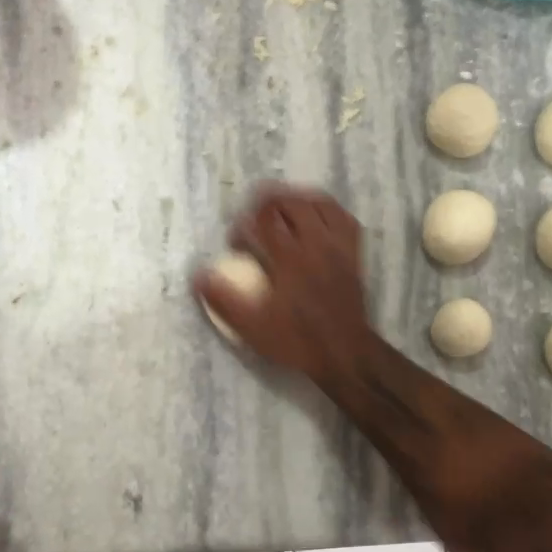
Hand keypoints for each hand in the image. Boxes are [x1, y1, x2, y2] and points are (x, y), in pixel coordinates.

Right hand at [194, 182, 372, 378]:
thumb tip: (197, 275)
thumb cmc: (298, 341)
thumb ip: (224, 300)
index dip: (245, 223)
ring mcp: (338, 246)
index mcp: (290, 258)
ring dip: (297, 199)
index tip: (236, 241)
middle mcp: (315, 244)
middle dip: (267, 203)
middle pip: (291, 203)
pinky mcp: (354, 254)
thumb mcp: (254, 328)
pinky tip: (316, 216)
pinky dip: (328, 210)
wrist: (344, 352)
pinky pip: (344, 217)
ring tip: (281, 208)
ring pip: (319, 203)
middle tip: (252, 218)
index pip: (264, 219)